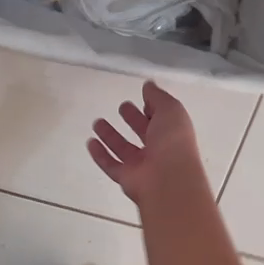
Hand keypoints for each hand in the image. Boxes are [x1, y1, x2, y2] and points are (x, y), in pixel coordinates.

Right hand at [87, 81, 210, 203]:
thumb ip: (157, 97)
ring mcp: (141, 166)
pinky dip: (100, 155)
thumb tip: (148, 85)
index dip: (153, 108)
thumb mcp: (170, 109)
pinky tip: (90, 142)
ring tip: (97, 122)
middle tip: (122, 107)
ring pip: (124, 148)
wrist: (168, 179)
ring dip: (111, 136)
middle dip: (133, 120)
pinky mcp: (126, 178)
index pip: (161, 118)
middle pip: (143, 133)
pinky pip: (110, 165)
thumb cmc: (173, 141)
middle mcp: (158, 149)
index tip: (142, 98)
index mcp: (172, 133)